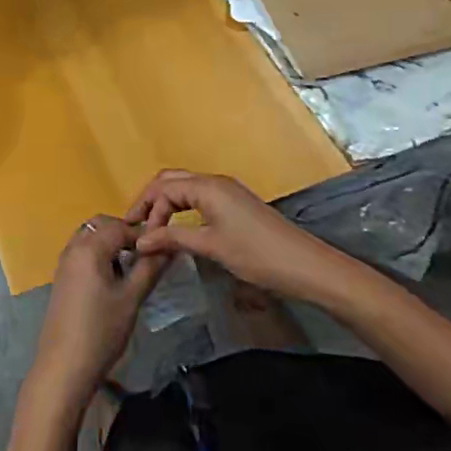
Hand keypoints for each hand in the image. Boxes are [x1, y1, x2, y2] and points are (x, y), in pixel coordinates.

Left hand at [31, 215, 169, 393]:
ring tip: (134, 267)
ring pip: (90, 237)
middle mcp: (72, 247)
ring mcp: (64, 261)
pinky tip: (115, 278)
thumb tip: (167, 248)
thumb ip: (148, 269)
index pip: (118, 226)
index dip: (142, 234)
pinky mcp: (63, 275)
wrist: (66, 359)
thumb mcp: (131, 298)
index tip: (163, 248)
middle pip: (100, 226)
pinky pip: (82, 252)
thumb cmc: (103, 328)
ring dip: (111, 243)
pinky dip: (100, 254)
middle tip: (148, 255)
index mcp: (88, 248)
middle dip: (124, 234)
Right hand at [125, 170, 369, 306]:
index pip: (162, 189)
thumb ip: (171, 239)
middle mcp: (214, 182)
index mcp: (206, 186)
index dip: (146, 210)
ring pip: (184, 188)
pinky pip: (198, 197)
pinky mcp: (236, 204)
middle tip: (138, 224)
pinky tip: (179, 227)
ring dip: (165, 204)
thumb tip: (139, 241)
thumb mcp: (210, 246)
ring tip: (154, 227)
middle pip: (169, 181)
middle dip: (150, 200)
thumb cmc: (258, 255)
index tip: (137, 235)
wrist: (312, 269)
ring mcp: (227, 192)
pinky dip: (181, 208)